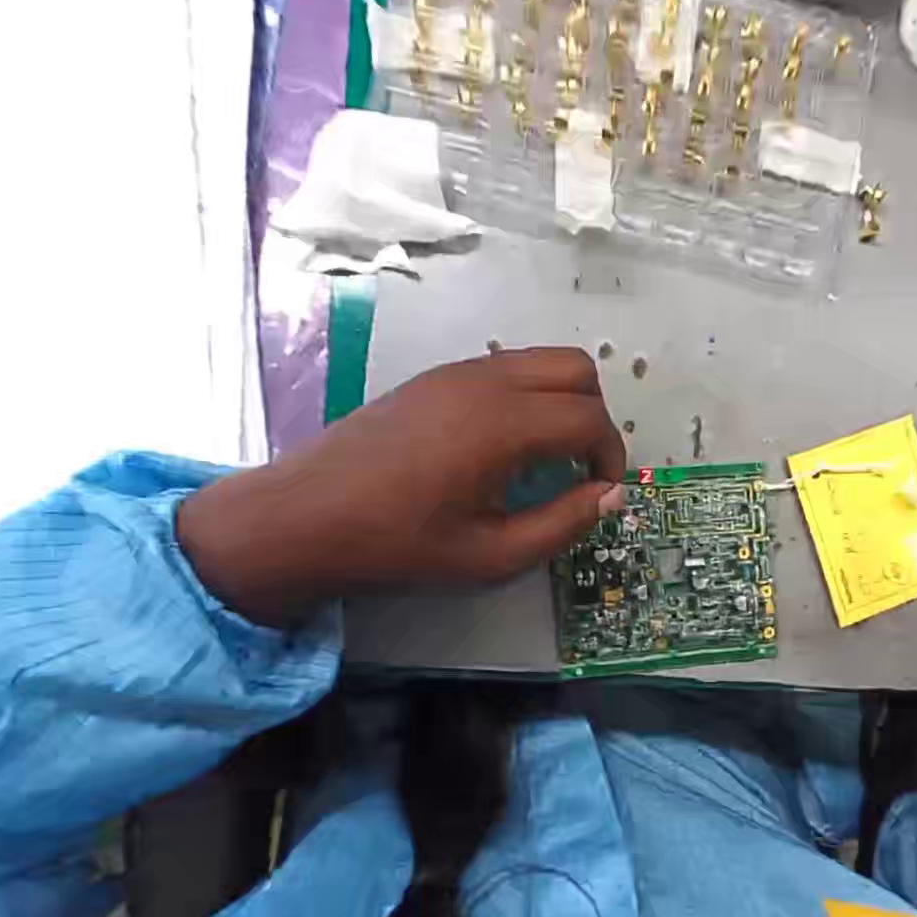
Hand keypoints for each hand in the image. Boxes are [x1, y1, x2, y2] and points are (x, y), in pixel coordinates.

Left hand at [175, 346, 625, 625]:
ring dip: (559, 401)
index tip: (601, 490)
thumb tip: (610, 495)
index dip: (611, 455)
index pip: (590, 417)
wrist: (305, 517)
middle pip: (576, 368)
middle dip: (594, 416)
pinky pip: (500, 368)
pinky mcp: (429, 377)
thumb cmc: (398, 545)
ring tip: (542, 458)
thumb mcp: (490, 556)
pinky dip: (524, 395)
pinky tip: (498, 446)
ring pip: (537, 360)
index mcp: (503, 424)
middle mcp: (484, 380)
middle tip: (578, 467)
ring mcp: (453, 372)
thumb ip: (562, 524)